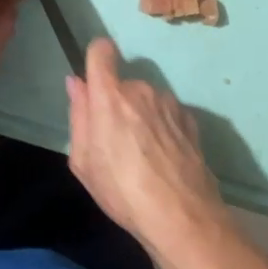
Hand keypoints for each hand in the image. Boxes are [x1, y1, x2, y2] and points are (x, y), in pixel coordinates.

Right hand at [66, 38, 223, 254]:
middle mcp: (142, 90)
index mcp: (109, 96)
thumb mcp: (83, 161)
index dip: (96, 58)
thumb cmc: (121, 191)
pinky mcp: (191, 120)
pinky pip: (167, 114)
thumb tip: (76, 83)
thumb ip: (79, 115)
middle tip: (115, 142)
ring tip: (143, 155)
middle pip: (123, 84)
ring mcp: (170, 104)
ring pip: (147, 100)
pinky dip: (163, 128)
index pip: (101, 51)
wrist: (181, 216)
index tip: (95, 79)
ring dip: (142, 116)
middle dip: (117, 104)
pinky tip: (164, 159)